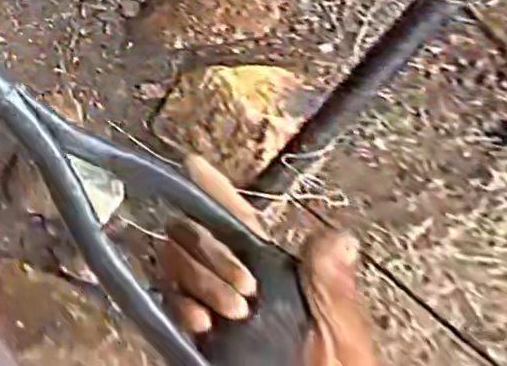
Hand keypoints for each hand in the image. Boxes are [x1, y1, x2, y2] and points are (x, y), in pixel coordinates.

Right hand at [162, 154, 377, 365]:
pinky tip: (199, 322)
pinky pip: (163, 296)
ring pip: (172, 259)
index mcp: (274, 278)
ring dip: (196, 279)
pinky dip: (179, 304)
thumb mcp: (343, 342)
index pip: (236, 223)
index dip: (214, 192)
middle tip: (244, 288)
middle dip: (208, 250)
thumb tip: (338, 235)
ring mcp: (206, 303)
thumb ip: (329, 289)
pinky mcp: (183, 326)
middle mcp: (233, 282)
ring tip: (229, 315)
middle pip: (191, 232)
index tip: (193, 164)